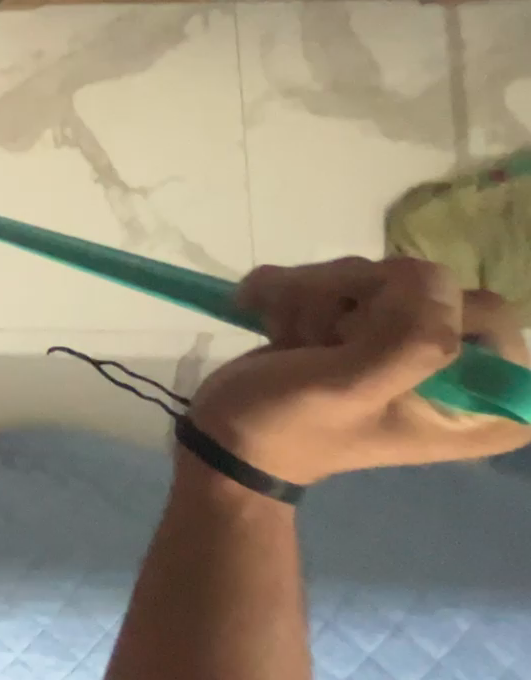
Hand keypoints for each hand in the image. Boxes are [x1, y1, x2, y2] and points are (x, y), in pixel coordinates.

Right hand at [188, 256, 530, 485]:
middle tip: (309, 340)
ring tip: (286, 337)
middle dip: (346, 297)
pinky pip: (325, 276)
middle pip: (416, 283)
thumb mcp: (347, 389)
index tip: (353, 342)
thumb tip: (431, 275)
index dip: (410, 311)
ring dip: (306, 296)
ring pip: (362, 274)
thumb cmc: (289, 425)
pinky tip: (269, 321)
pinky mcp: (351, 326)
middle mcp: (455, 365)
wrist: (228, 438)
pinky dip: (285, 290)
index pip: (481, 310)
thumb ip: (407, 339)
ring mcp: (396, 341)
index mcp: (485, 395)